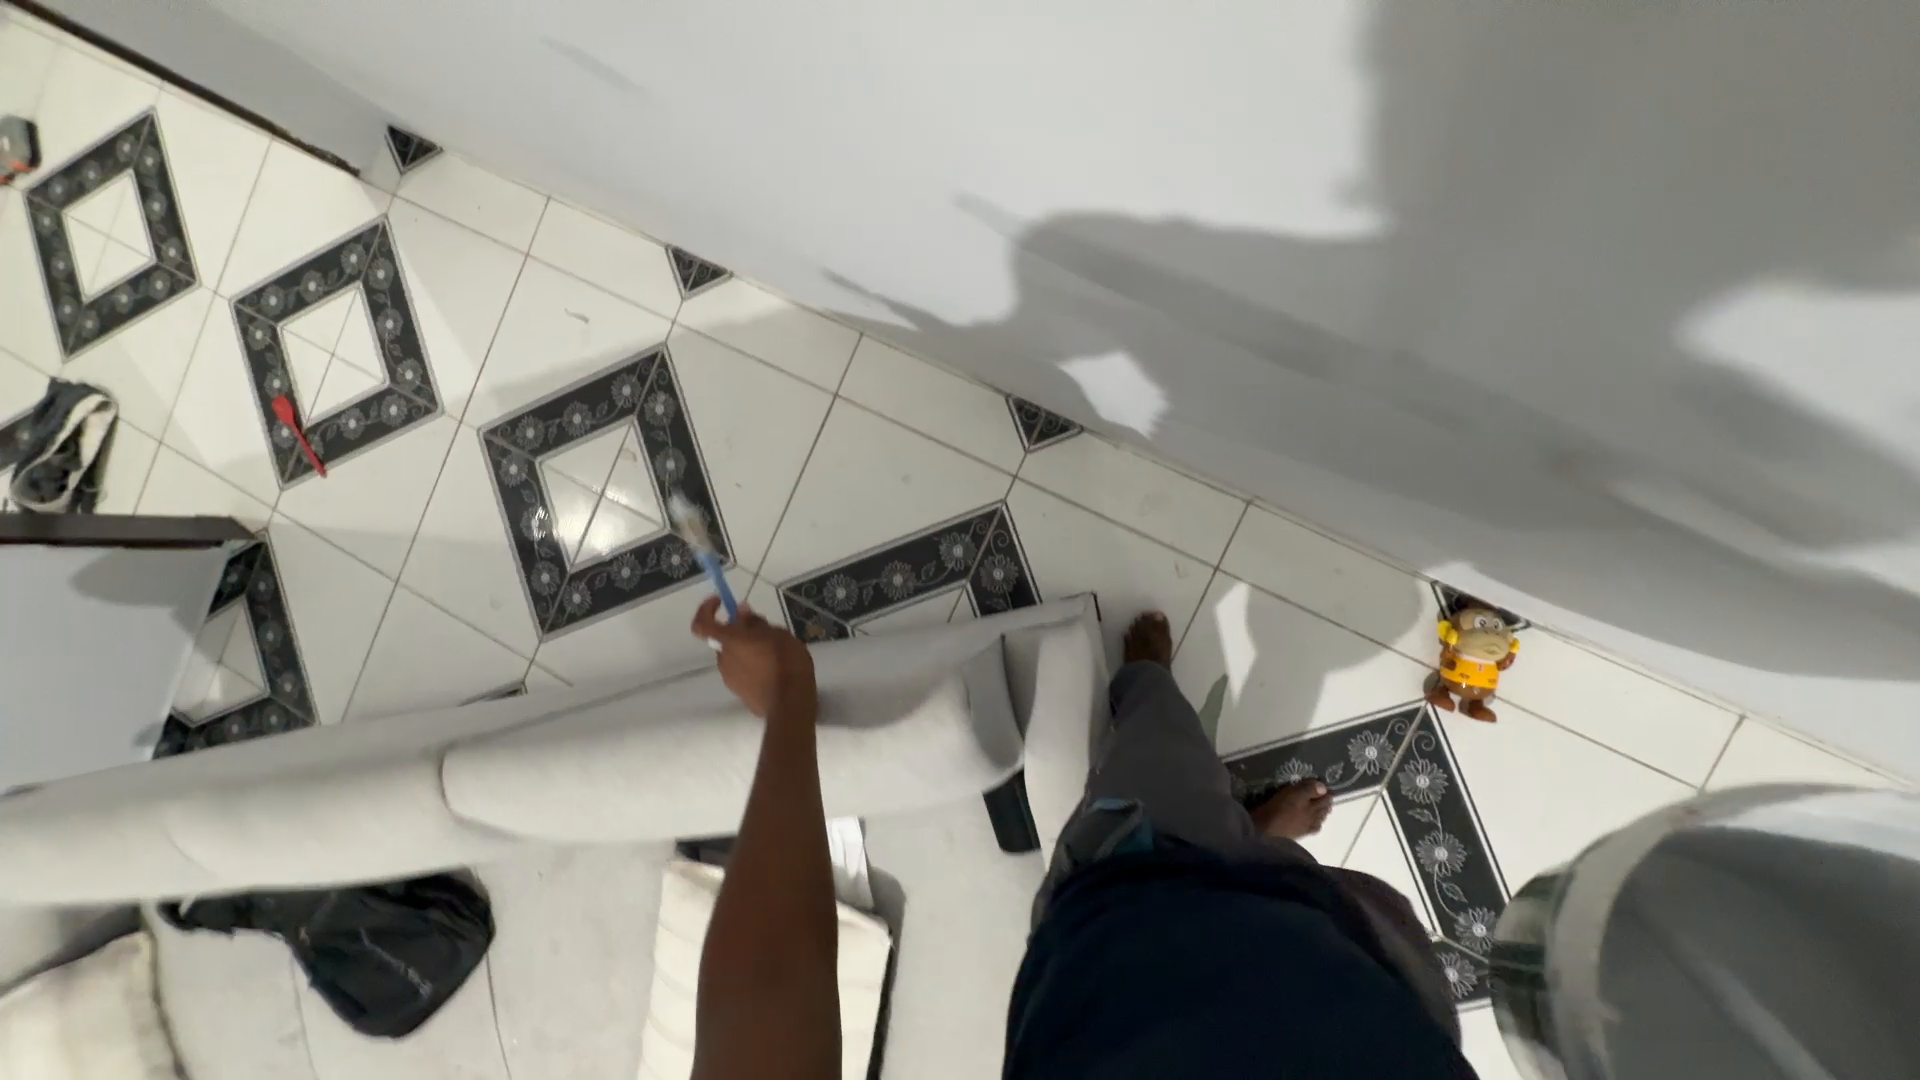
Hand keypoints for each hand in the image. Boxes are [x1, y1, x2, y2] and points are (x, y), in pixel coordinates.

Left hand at [691, 595, 817, 721]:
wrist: (791, 704)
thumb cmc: (785, 662)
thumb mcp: (777, 634)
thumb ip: (756, 623)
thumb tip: (741, 612)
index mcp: (730, 642)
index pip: (702, 624)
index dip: (706, 610)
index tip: (720, 601)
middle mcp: (724, 660)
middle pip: (724, 640)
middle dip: (739, 632)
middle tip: (764, 630)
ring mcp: (730, 679)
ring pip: (734, 657)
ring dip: (748, 650)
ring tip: (774, 651)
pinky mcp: (741, 693)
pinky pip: (743, 672)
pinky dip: (753, 666)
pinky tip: (774, 669)